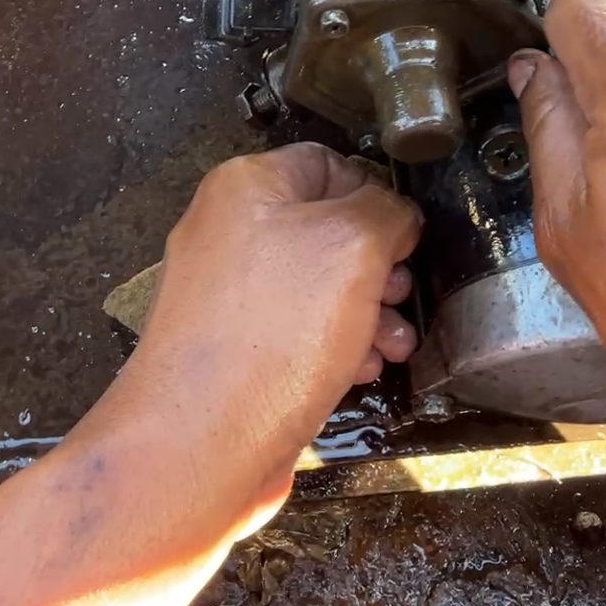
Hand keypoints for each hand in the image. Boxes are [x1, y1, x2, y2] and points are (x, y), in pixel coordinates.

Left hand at [103, 143, 420, 503]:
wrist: (200, 440)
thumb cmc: (275, 331)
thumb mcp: (352, 244)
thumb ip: (385, 210)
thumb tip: (395, 214)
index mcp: (245, 186)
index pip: (326, 164)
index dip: (373, 195)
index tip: (404, 235)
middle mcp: (226, 229)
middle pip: (323, 228)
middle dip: (376, 264)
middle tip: (400, 293)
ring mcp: (224, 290)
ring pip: (314, 283)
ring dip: (365, 310)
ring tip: (395, 344)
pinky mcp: (229, 343)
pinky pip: (292, 326)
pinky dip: (332, 341)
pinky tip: (361, 369)